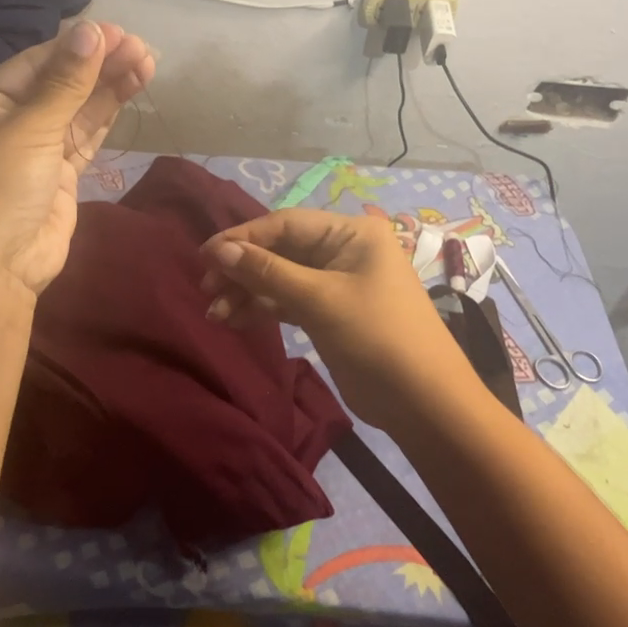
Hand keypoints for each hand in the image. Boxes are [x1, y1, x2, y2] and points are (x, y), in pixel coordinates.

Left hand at [0, 20, 153, 296]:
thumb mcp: (28, 129)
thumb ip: (66, 83)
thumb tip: (93, 31)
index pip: (34, 63)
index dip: (76, 47)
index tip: (119, 32)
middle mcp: (5, 123)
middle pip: (58, 84)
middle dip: (98, 65)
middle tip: (142, 48)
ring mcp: (32, 152)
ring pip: (75, 111)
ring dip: (108, 88)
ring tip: (147, 63)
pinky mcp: (57, 178)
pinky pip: (83, 138)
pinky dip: (105, 116)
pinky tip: (130, 90)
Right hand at [199, 209, 474, 429]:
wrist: (423, 402)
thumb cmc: (377, 337)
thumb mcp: (319, 300)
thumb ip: (267, 272)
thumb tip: (218, 250)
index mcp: (351, 232)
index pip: (285, 224)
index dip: (243, 237)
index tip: (204, 255)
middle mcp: (343, 250)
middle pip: (280, 250)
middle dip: (242, 269)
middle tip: (207, 290)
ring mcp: (336, 282)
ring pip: (280, 277)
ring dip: (247, 292)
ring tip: (215, 312)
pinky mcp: (329, 312)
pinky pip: (287, 300)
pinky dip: (262, 308)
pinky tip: (234, 319)